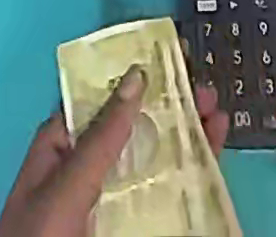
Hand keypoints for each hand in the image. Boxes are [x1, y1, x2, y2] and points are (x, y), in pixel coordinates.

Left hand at [0, 69, 228, 236]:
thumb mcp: (66, 186)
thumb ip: (101, 137)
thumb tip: (135, 75)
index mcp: (61, 145)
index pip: (100, 95)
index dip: (133, 73)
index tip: (168, 54)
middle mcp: (88, 165)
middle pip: (134, 123)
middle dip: (168, 101)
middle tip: (201, 85)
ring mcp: (111, 197)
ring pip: (153, 154)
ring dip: (185, 131)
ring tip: (214, 111)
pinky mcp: (132, 223)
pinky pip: (165, 191)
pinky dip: (190, 169)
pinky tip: (212, 150)